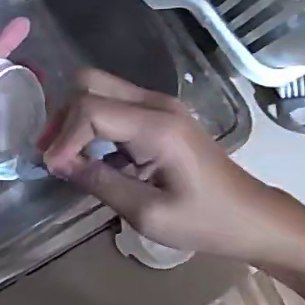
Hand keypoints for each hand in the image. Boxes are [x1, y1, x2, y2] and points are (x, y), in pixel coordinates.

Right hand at [41, 68, 304, 262]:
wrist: (251, 216)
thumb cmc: (205, 222)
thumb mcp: (147, 213)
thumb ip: (100, 183)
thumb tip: (58, 163)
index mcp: (157, 127)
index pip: (90, 108)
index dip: (63, 136)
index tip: (52, 168)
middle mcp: (158, 104)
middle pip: (91, 83)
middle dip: (64, 116)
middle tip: (52, 154)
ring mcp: (162, 106)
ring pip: (101, 89)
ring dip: (77, 118)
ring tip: (65, 157)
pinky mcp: (163, 115)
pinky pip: (117, 105)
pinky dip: (95, 124)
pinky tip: (92, 157)